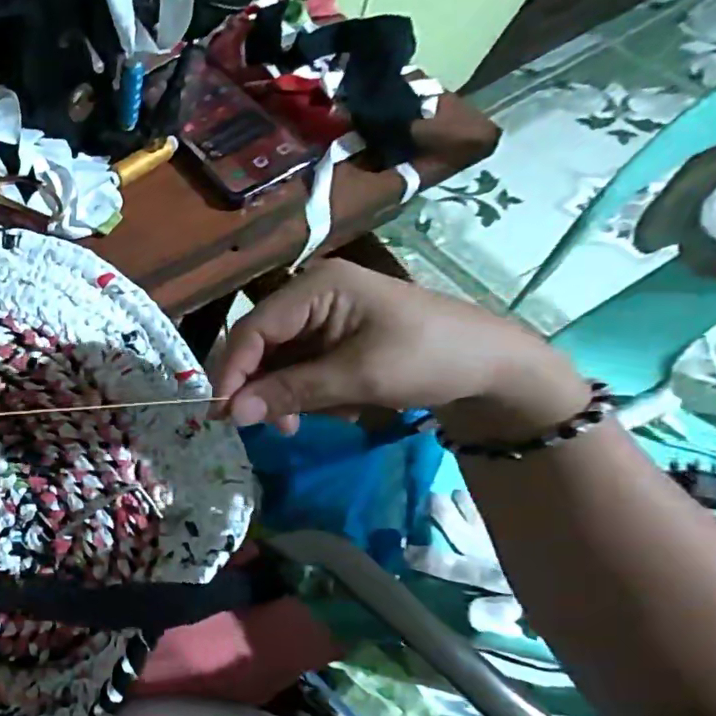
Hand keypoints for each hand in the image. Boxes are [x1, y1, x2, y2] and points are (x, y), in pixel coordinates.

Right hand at [208, 258, 585, 438]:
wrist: (493, 367)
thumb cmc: (429, 358)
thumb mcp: (357, 377)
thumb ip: (290, 392)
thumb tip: (233, 413)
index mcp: (315, 287)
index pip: (253, 329)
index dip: (232, 371)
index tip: (222, 415)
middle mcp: (310, 296)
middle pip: (260, 346)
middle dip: (262, 388)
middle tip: (270, 428)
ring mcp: (320, 318)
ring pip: (276, 363)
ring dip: (286, 397)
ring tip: (306, 423)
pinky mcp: (330, 340)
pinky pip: (297, 370)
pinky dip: (306, 395)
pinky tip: (335, 409)